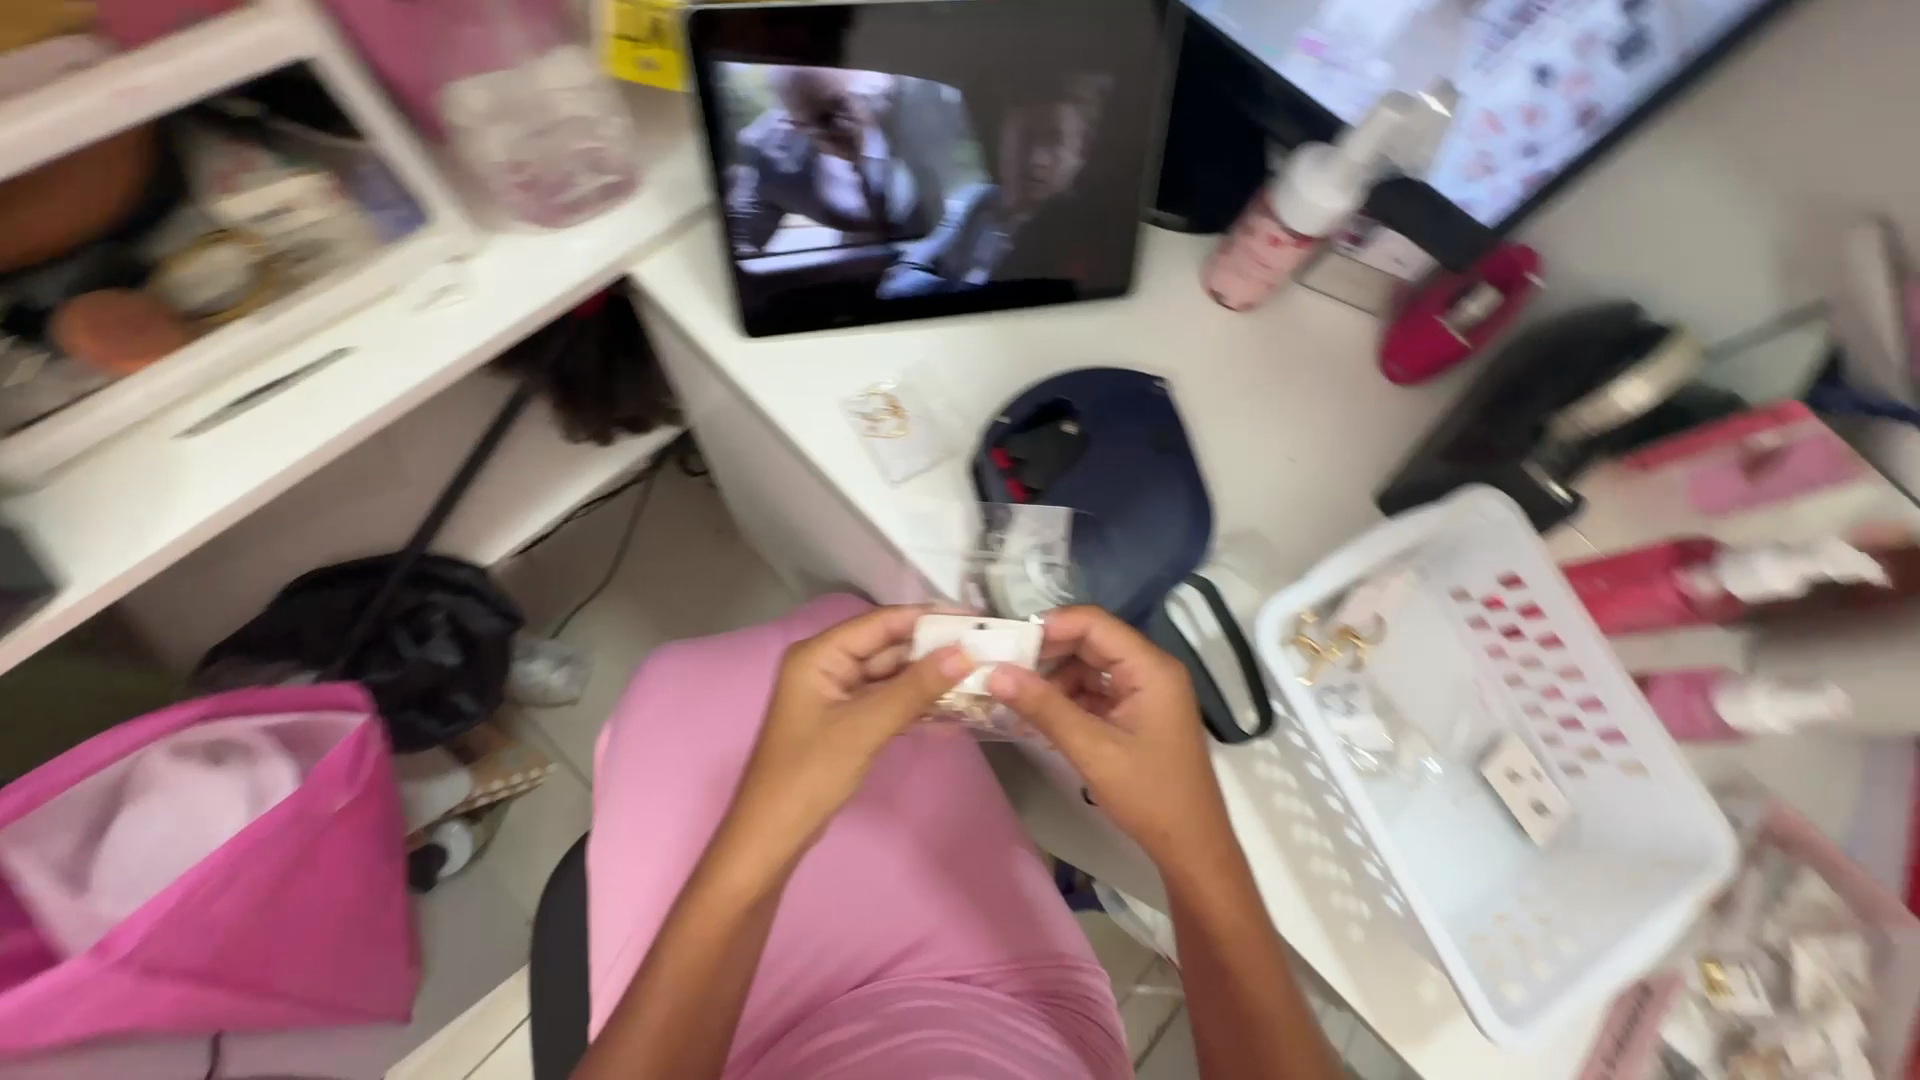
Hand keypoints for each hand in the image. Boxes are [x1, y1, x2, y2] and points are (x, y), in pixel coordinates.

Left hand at [721, 606, 970, 868]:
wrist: (774, 835)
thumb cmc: (810, 773)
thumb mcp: (865, 727)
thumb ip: (915, 688)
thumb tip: (964, 654)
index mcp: (820, 654)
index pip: (882, 622)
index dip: (928, 618)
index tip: (974, 619)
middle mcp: (828, 665)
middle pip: (889, 647)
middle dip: (935, 650)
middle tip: (985, 650)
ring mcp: (838, 694)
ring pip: (893, 676)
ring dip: (930, 680)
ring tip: (980, 677)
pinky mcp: (848, 720)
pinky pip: (889, 702)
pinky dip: (917, 706)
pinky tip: (955, 714)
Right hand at [987, 606, 1237, 872]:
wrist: (1191, 845)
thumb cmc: (1149, 794)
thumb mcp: (1091, 749)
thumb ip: (1043, 707)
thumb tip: (995, 672)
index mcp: (1150, 667)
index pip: (1094, 623)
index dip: (1050, 627)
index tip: (1009, 645)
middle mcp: (1150, 669)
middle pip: (1091, 642)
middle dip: (1047, 654)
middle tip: (1004, 671)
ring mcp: (1145, 691)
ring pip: (1090, 667)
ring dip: (1054, 680)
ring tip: (1016, 700)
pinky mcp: (1138, 713)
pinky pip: (1097, 691)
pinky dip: (1068, 700)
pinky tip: (1039, 718)